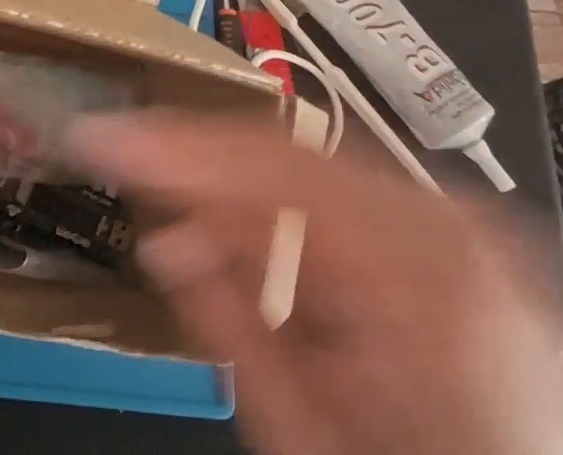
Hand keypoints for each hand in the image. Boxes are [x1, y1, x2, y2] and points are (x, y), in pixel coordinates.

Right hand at [68, 112, 562, 454]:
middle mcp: (453, 229)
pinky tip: (235, 232)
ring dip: (232, 187)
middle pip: (290, 157)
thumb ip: (234, 323)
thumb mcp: (308, 431)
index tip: (98, 136)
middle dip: (196, 164)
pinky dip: (279, 205)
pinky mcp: (458, 234)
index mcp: (423, 282)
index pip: (273, 171)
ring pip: (310, 167)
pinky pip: (343, 193)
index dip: (175, 147)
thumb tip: (164, 240)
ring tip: (172, 218)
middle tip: (118, 168)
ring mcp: (464, 225)